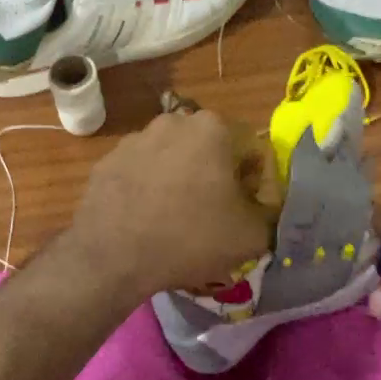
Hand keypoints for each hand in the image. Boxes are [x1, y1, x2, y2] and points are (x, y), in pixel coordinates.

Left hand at [65, 110, 272, 299]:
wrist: (112, 257)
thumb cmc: (191, 238)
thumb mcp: (252, 235)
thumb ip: (272, 214)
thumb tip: (267, 207)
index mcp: (214, 128)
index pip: (252, 150)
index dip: (257, 185)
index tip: (248, 214)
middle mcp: (174, 122)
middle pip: (212, 151)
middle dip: (218, 179)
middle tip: (216, 219)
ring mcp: (136, 139)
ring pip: (175, 160)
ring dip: (183, 182)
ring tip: (178, 223)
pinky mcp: (107, 161)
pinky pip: (142, 174)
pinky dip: (150, 191)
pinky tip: (148, 222)